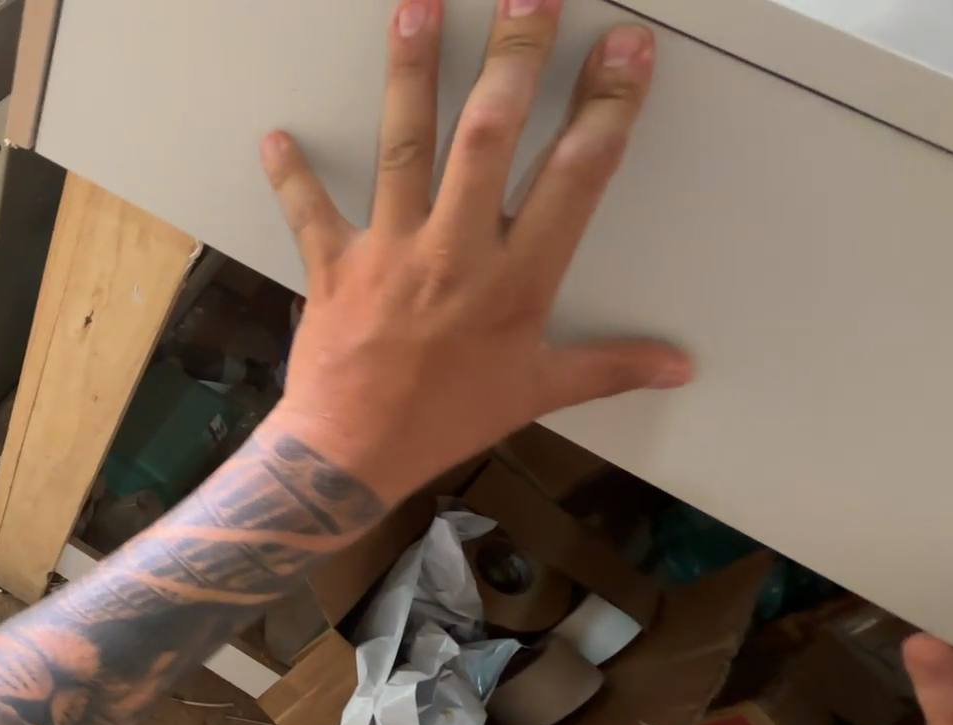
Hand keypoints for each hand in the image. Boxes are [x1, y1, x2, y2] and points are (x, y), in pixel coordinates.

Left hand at [260, 0, 690, 505]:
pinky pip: (308, 213)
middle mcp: (453, 251)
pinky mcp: (332, 269)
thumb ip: (605, 368)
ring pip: (403, 151)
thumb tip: (679, 366)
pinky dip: (290, 176)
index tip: (625, 43)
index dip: (607, 104)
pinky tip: (273, 137)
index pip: (578, 172)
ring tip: (414, 6)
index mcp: (516, 279)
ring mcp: (387, 254)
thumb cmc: (440, 423)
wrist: (351, 452)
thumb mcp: (531, 394)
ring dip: (410, 76)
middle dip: (513, 56)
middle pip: (489, 136)